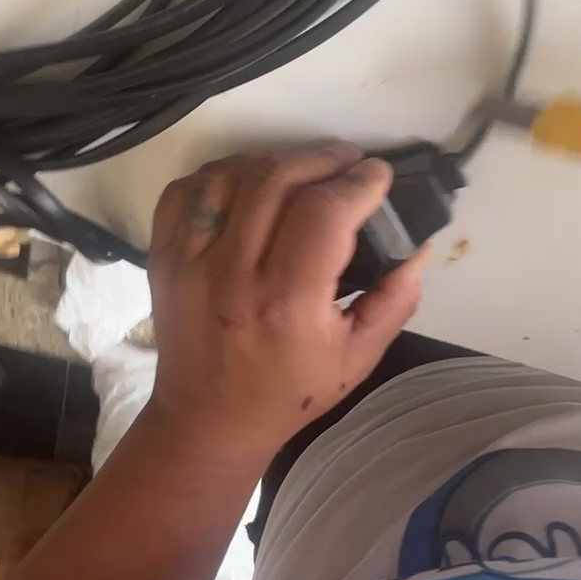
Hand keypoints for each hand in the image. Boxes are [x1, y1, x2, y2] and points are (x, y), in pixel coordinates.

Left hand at [143, 143, 430, 465]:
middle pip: (277, 179)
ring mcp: (188, 261)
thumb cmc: (289, 393)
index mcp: (286, 302)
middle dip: (322, 159)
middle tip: (347, 163)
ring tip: (302, 171)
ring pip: (229, 175)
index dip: (358, 182)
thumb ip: (395, 300)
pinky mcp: (162, 256)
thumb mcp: (358, 358)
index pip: (324, 212)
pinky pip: (186, 190)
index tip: (378, 174)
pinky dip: (220, 175)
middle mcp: (232, 274)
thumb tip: (418, 245)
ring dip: (273, 162)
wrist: (208, 420)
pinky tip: (248, 185)